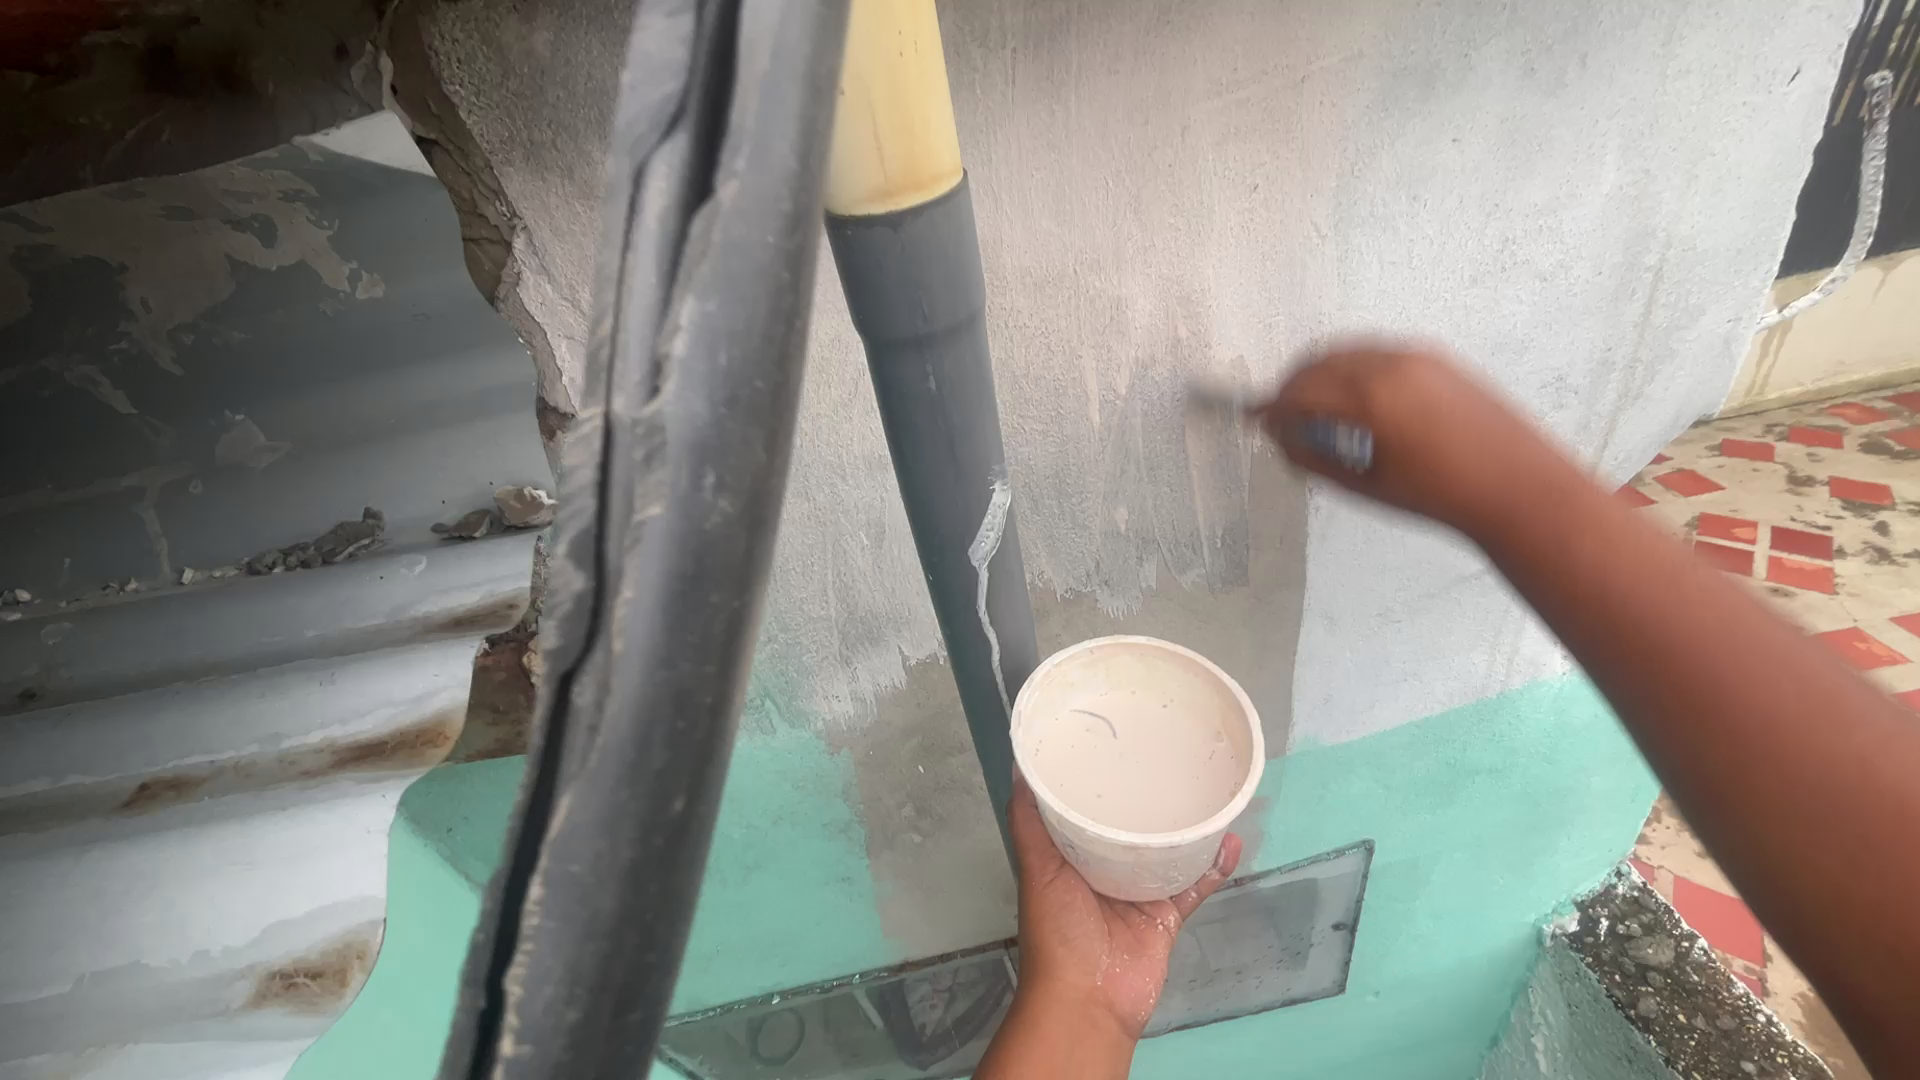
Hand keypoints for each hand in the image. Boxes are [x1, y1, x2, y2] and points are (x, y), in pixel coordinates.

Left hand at [1007, 775, 1241, 1038]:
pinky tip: (1231, 840)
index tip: (1114, 741)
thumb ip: (1028, 820)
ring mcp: (1140, 891)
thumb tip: (1019, 764)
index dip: (1099, 780)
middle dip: (1148, 798)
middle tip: (1171, 758)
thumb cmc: (1057, 928)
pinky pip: (1195, 884)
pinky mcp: (1168, 914)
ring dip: (1188, 826)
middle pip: (1132, 826)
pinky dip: (1214, 866)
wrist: (1089, 1000)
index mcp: (1072, 854)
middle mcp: (1106, 868)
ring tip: (1208, 789)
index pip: (1087, 807)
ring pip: (1169, 850)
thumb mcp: (1036, 866)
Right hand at [1257, 341, 1575, 535]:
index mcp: (1369, 398)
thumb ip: (1311, 457)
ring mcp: (1417, 356)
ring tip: (1314, 411)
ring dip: (1320, 375)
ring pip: (1346, 352)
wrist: (1520, 488)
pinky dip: (1350, 370)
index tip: (1258, 423)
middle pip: (1318, 362)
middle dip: (1291, 387)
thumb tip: (1281, 438)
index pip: (1298, 392)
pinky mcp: (1436, 359)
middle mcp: (1390, 364)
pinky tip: (1353, 403)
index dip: (1271, 409)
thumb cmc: (1437, 495)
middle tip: (1280, 418)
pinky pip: (1375, 353)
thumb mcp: (1361, 484)